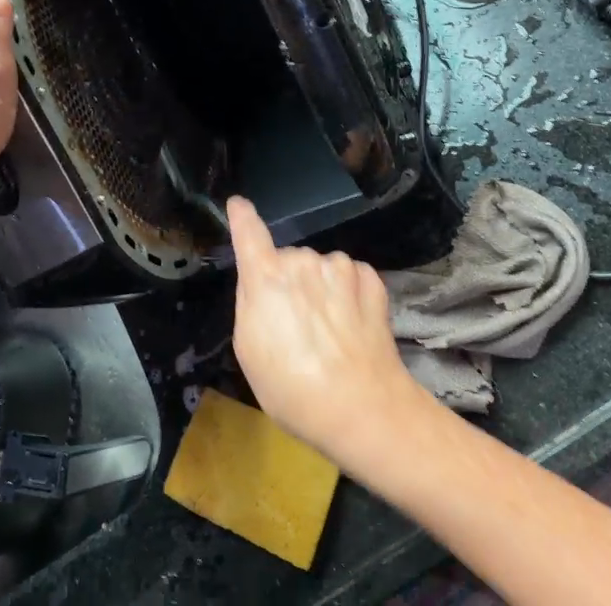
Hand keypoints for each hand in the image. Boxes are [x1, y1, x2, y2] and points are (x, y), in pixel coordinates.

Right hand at [228, 197, 427, 460]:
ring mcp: (341, 268)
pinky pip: (351, 277)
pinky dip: (350, 294)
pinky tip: (352, 326)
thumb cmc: (291, 388)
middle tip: (296, 328)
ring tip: (328, 333)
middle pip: (290, 260)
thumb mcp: (249, 352)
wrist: (360, 406)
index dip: (242, 218)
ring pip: (323, 268)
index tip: (238, 204)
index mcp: (266, 278)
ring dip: (322, 288)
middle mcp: (304, 261)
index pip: (249, 235)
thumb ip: (251, 304)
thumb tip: (260, 283)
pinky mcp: (372, 280)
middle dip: (290, 283)